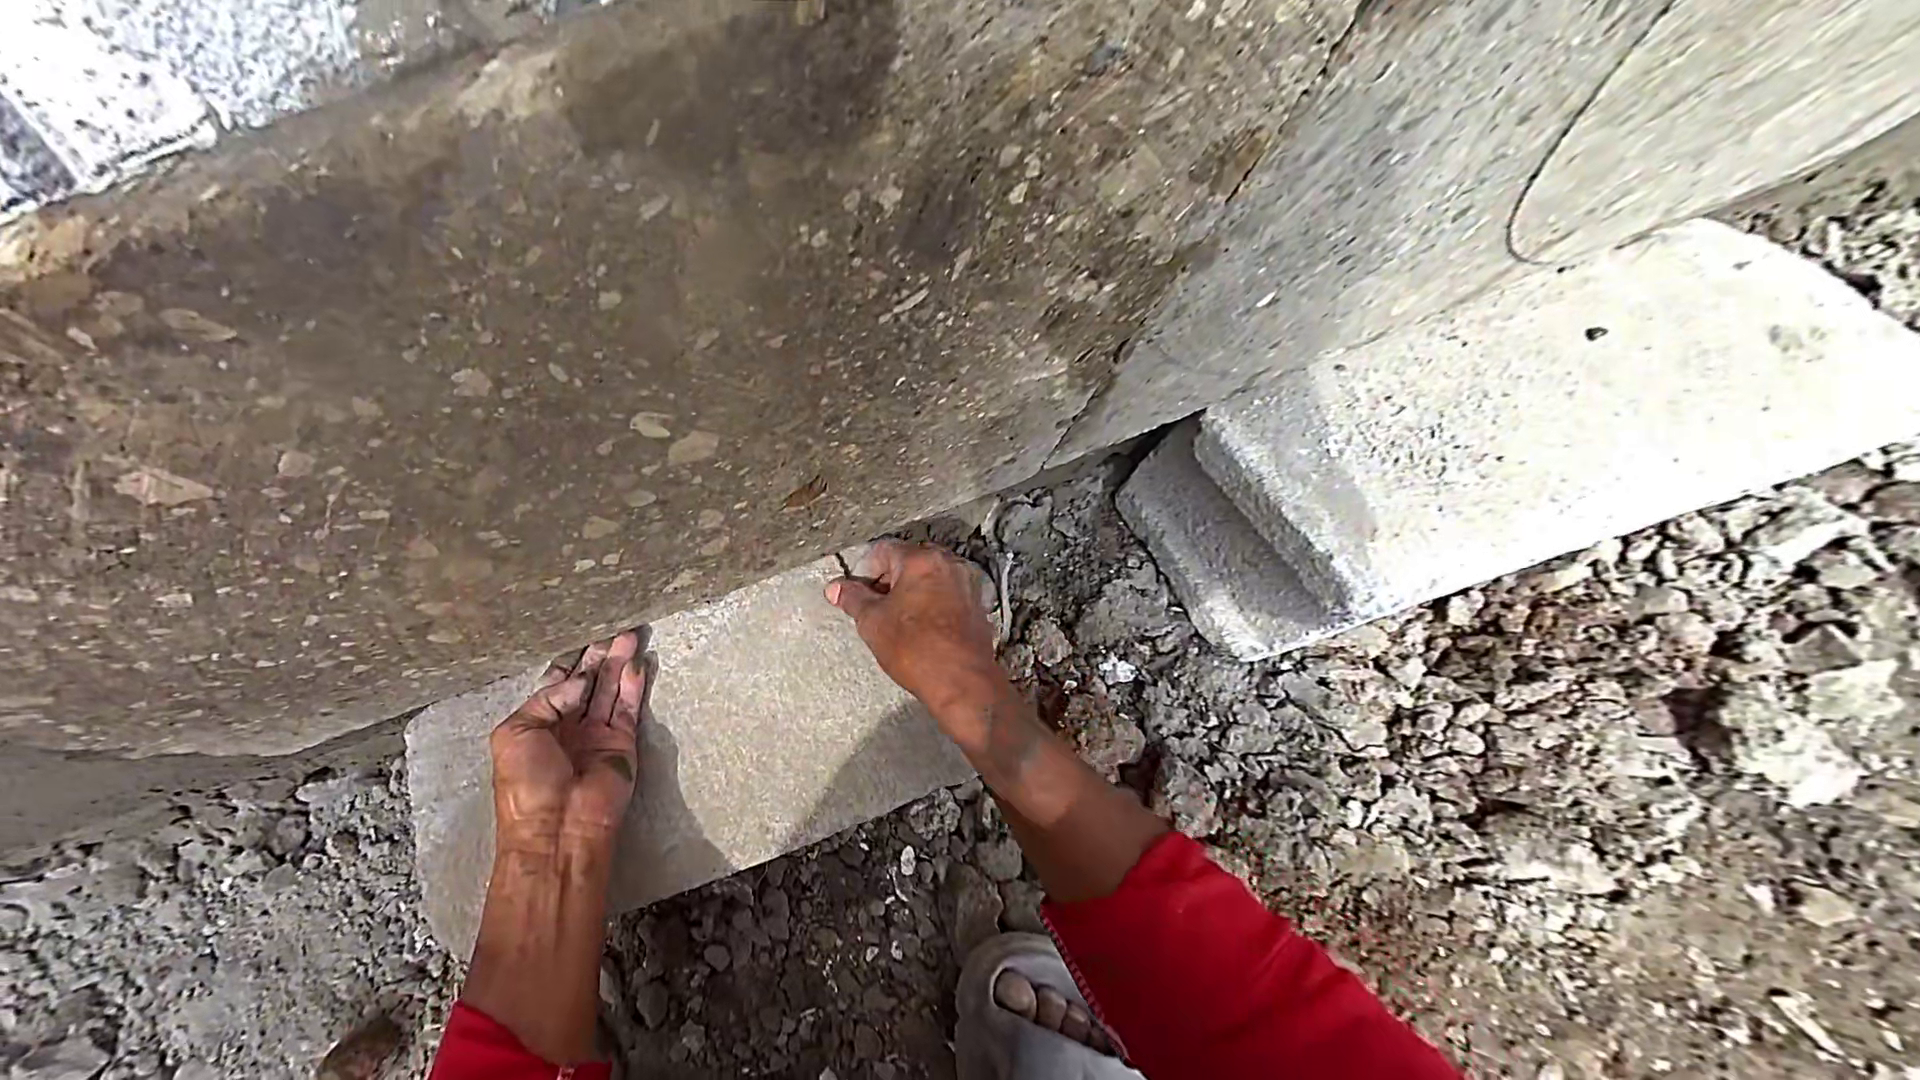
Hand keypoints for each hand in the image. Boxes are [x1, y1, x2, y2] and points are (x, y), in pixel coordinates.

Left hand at [488, 628, 649, 854]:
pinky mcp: (623, 741)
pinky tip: (637, 664)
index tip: (581, 638)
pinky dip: (634, 684)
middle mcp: (569, 725)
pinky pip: (629, 707)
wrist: (558, 825)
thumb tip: (583, 681)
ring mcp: (598, 733)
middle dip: (600, 656)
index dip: (570, 663)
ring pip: (611, 689)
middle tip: (613, 630)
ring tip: (630, 636)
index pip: (557, 684)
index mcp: (538, 725)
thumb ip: (548, 699)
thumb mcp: (514, 734)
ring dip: (620, 663)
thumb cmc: (526, 784)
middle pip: (589, 682)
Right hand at [826, 540, 1002, 722]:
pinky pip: (946, 595)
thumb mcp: (872, 622)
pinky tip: (921, 629)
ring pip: (929, 578)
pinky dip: (931, 604)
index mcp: (921, 560)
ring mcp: (966, 584)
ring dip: (910, 592)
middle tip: (875, 606)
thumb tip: (836, 588)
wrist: (961, 680)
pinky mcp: (976, 606)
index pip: (883, 550)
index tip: (858, 593)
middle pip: (909, 561)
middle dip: (888, 580)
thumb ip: (853, 599)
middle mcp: (948, 565)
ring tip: (897, 620)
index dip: (864, 570)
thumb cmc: (916, 649)